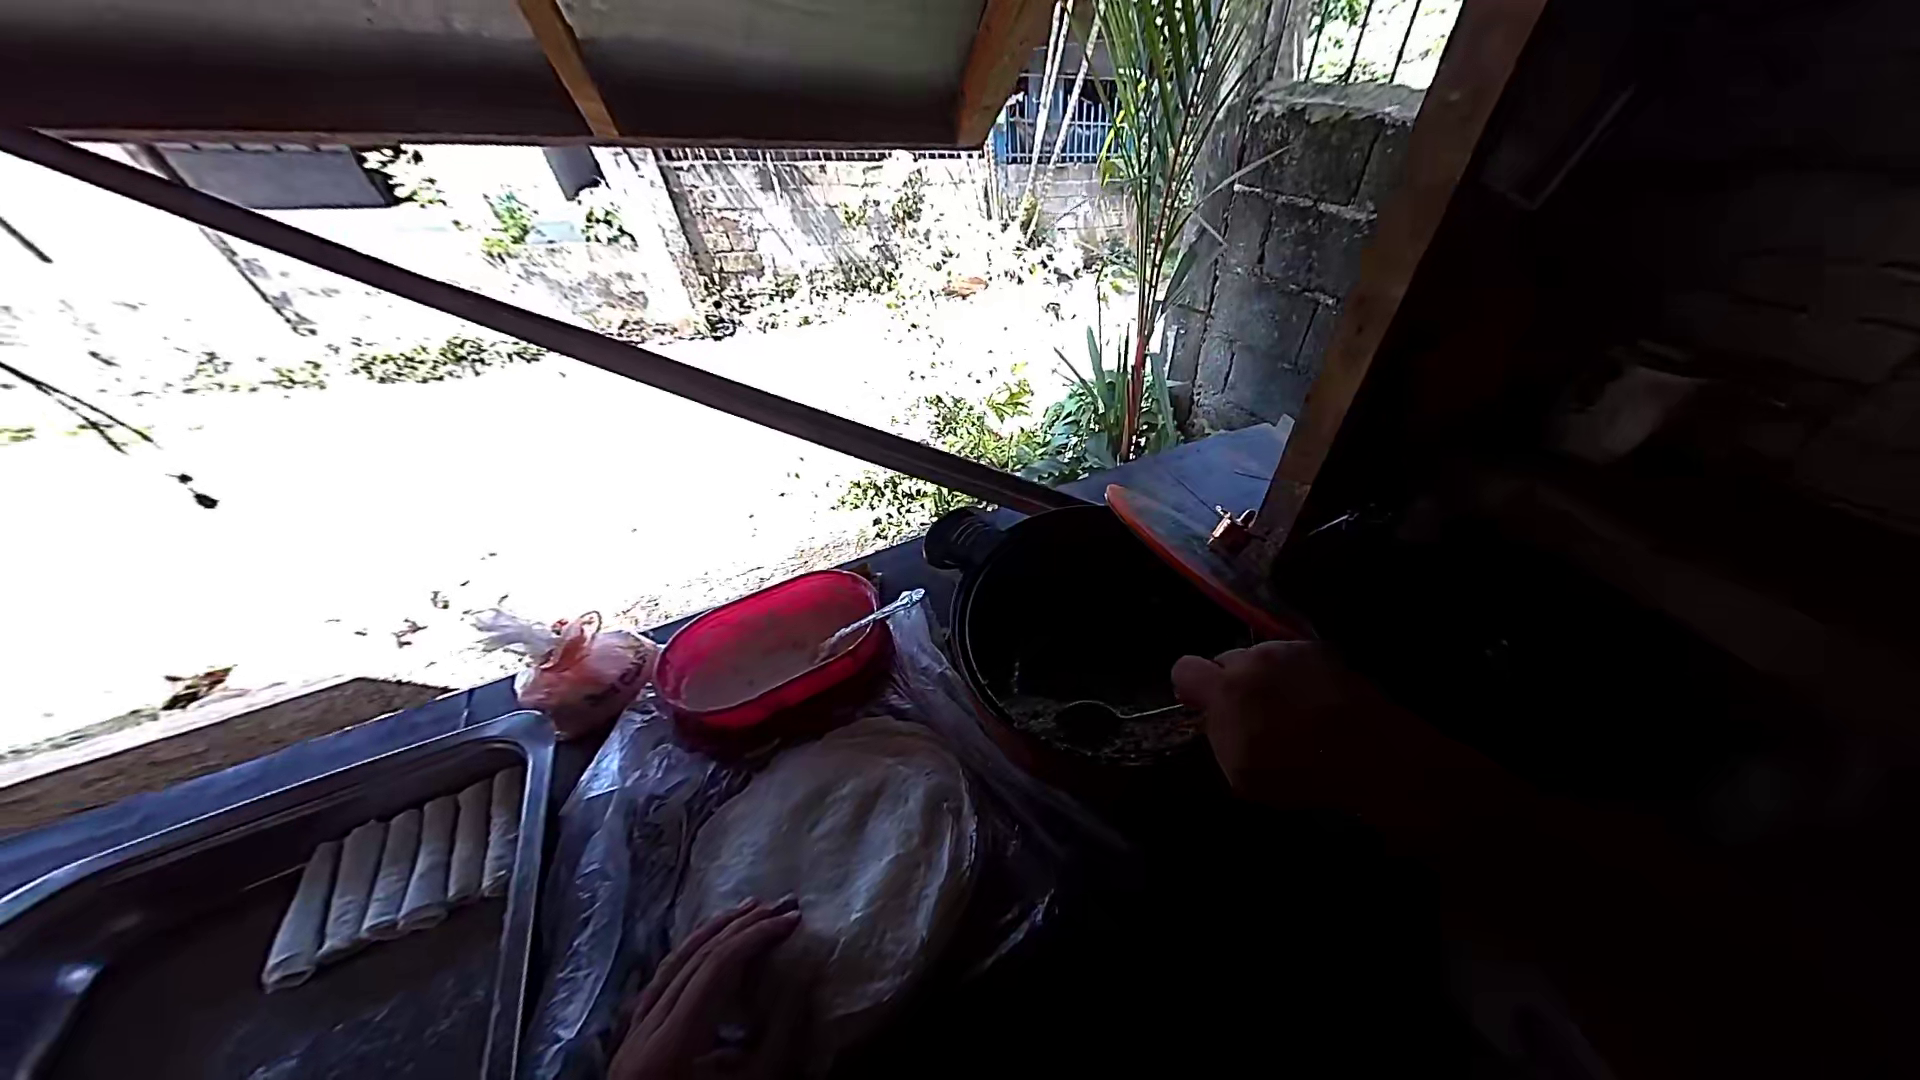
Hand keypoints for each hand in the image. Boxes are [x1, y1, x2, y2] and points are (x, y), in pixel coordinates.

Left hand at [609, 897, 805, 1079]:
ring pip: (671, 965)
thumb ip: (781, 1033)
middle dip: (742, 925)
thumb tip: (808, 974)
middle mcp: (642, 1033)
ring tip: (748, 910)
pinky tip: (708, 944)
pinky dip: (688, 956)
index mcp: (670, 1046)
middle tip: (782, 904)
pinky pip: (658, 985)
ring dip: (713, 932)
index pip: (717, 967)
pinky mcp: (629, 1046)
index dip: (758, 936)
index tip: (794, 920)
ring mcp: (630, 1038)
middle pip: (695, 958)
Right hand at [1171, 640, 1421, 810]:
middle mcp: (1253, 659)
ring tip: (1290, 708)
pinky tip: (1316, 701)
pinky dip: (1297, 675)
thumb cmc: (1302, 774)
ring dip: (1265, 677)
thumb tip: (1213, 719)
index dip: (1192, 688)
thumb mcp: (1242, 774)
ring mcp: (1289, 651)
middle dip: (1232, 683)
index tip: (1204, 706)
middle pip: (1225, 661)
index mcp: (1225, 689)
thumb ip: (1217, 736)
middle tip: (1253, 714)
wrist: (1376, 760)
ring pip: (1261, 658)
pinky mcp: (1321, 650)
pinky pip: (1294, 658)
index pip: (1184, 668)